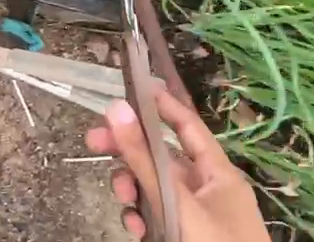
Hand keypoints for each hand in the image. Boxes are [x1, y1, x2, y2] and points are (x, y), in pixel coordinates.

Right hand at [85, 90, 270, 241]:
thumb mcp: (175, 204)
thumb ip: (143, 159)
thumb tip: (115, 106)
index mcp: (219, 175)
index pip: (188, 126)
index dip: (161, 104)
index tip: (129, 87)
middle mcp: (209, 190)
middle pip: (162, 156)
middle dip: (129, 150)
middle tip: (93, 142)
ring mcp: (199, 216)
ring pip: (155, 185)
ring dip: (132, 187)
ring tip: (122, 198)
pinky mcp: (187, 236)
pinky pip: (158, 213)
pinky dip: (142, 214)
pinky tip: (135, 226)